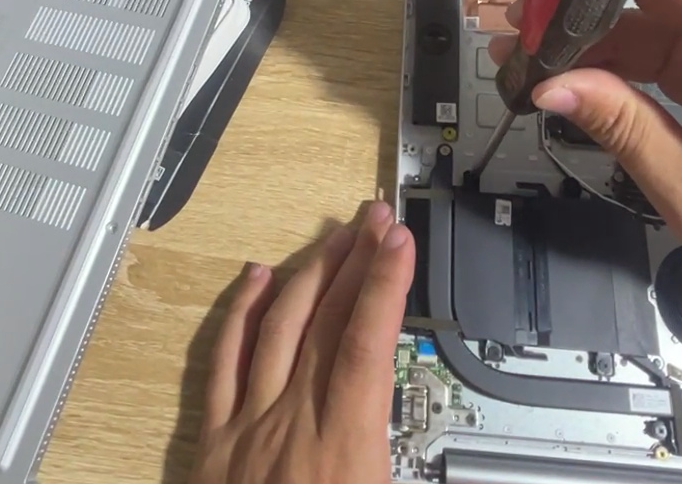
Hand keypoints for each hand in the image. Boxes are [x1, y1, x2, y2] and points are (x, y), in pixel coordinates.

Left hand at [192, 203, 414, 483]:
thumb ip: (414, 462)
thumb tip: (467, 459)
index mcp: (342, 451)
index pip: (366, 344)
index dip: (384, 284)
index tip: (398, 243)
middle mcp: (292, 425)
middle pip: (327, 321)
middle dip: (356, 261)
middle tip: (376, 221)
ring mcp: (247, 427)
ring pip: (279, 327)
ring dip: (311, 273)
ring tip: (336, 237)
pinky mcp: (213, 442)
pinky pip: (223, 362)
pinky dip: (241, 313)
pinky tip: (257, 275)